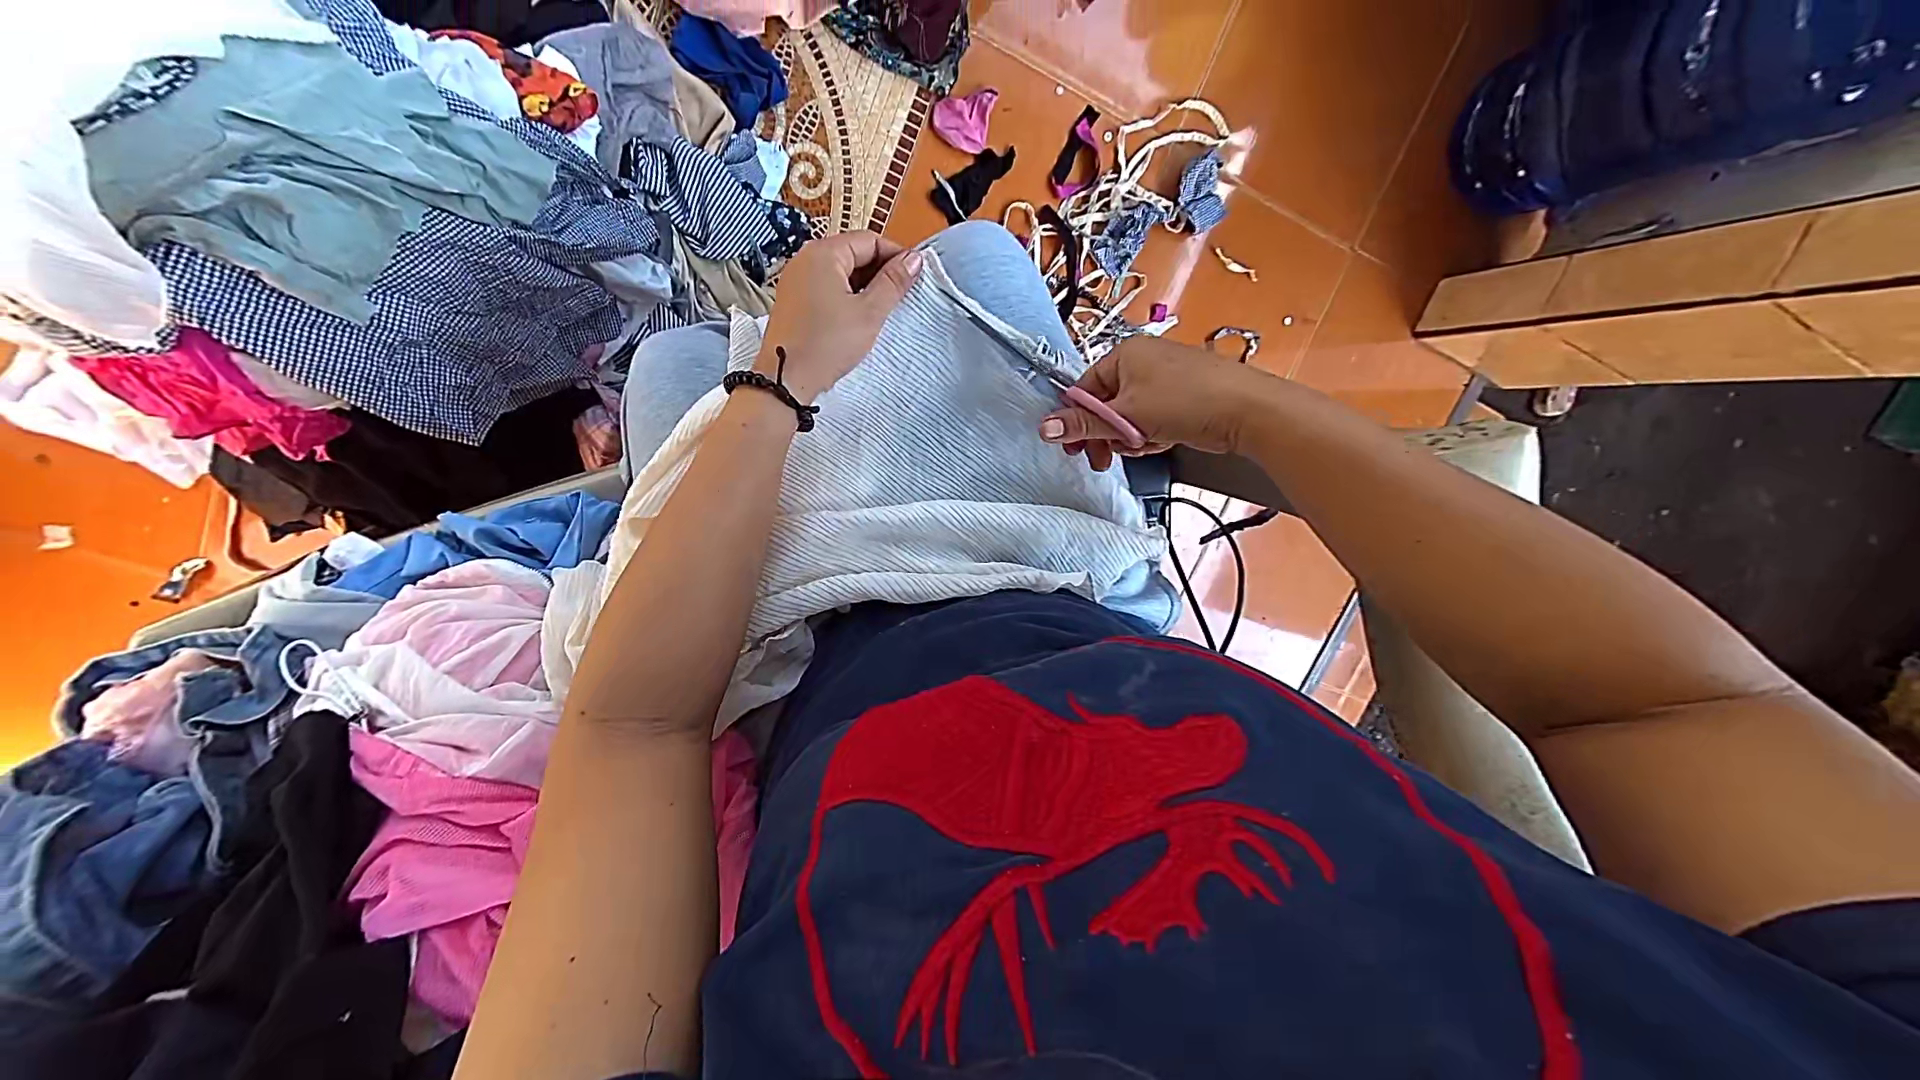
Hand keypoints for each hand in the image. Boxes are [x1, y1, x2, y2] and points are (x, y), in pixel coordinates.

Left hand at [755, 232, 923, 403]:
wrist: (786, 379)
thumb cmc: (825, 345)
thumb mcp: (870, 313)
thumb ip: (893, 282)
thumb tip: (913, 260)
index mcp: (824, 254)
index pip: (869, 240)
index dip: (895, 256)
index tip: (913, 275)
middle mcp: (805, 260)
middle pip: (853, 253)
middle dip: (879, 272)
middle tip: (899, 296)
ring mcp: (797, 280)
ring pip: (840, 272)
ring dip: (864, 287)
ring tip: (879, 311)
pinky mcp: (794, 301)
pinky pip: (826, 288)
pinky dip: (846, 297)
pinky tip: (857, 319)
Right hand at [1038, 336, 1280, 469]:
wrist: (1246, 410)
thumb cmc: (1187, 401)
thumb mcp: (1126, 416)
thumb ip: (1083, 424)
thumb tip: (1045, 428)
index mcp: (1124, 354)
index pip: (1084, 390)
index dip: (1077, 421)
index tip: (1076, 447)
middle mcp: (1143, 361)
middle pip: (1106, 404)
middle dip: (1106, 434)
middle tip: (1106, 458)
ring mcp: (1164, 378)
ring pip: (1129, 416)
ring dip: (1131, 437)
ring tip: (1146, 444)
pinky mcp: (1182, 396)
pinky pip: (1151, 418)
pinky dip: (1151, 434)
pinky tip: (1162, 441)